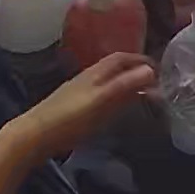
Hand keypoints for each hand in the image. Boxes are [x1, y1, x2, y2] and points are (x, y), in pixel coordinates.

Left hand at [0, 54, 155, 193]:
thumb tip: (151, 69)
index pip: (121, 57)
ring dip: (124, 81)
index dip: (140, 59)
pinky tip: (115, 107)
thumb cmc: (70, 118)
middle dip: (134, 69)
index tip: (160, 68)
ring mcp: (78, 91)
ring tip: (140, 92)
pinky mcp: (73, 106)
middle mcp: (87, 77)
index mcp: (95, 73)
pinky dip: (113, 94)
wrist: (35, 136)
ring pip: (106, 79)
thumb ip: (125, 85)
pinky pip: (99, 93)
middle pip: (113, 67)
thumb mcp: (101, 101)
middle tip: (154, 81)